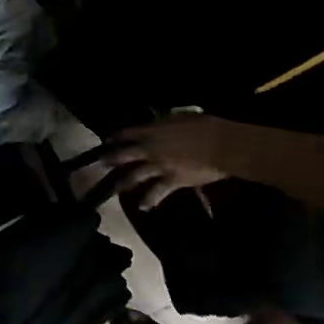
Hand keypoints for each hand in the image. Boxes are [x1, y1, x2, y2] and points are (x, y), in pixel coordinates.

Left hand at [72, 114, 235, 209]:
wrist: (221, 144)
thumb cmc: (206, 126)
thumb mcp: (182, 117)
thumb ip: (167, 122)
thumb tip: (161, 123)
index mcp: (153, 129)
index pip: (128, 133)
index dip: (116, 137)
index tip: (108, 140)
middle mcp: (150, 148)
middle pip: (125, 155)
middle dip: (111, 159)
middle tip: (103, 163)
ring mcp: (159, 165)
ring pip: (135, 176)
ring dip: (124, 183)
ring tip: (116, 188)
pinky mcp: (171, 180)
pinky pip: (156, 192)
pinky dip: (148, 200)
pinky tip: (143, 207)